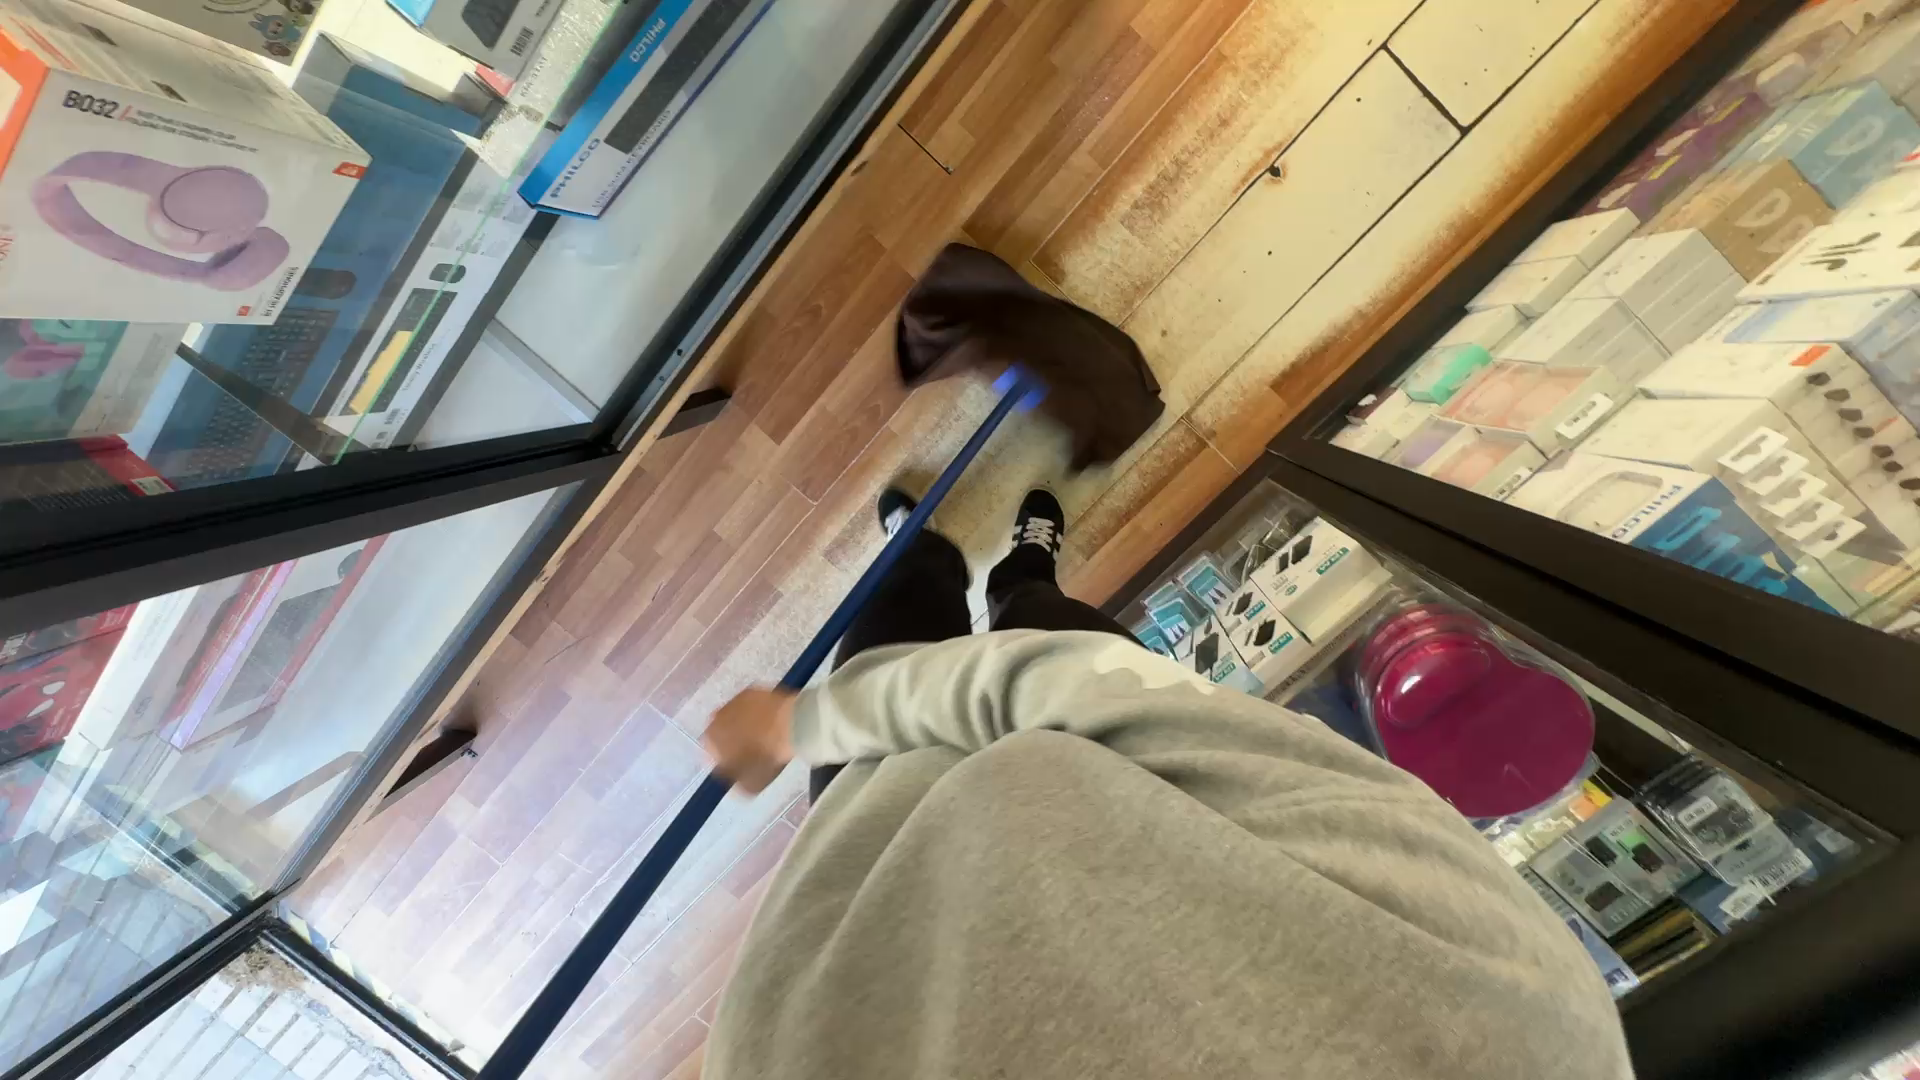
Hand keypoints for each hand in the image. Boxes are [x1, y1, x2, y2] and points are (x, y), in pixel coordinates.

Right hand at [705, 686, 797, 793]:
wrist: (792, 723)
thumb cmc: (767, 755)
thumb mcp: (751, 782)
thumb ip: (739, 783)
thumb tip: (739, 782)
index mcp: (711, 737)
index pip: (712, 752)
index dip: (726, 759)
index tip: (740, 765)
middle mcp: (718, 715)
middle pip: (723, 730)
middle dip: (734, 739)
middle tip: (753, 750)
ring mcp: (736, 699)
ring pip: (737, 716)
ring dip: (746, 724)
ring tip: (765, 734)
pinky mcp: (754, 689)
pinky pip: (751, 704)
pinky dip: (758, 712)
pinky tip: (772, 720)